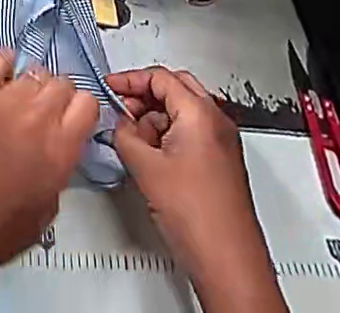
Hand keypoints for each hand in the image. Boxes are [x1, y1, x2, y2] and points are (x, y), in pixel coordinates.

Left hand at [0, 50, 98, 276]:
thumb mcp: (46, 210)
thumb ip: (59, 171)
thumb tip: (56, 152)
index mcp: (60, 148)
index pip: (88, 104)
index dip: (83, 112)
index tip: (75, 124)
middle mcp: (38, 116)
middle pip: (63, 83)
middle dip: (62, 97)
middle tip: (50, 117)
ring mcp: (6, 100)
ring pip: (34, 72)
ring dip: (36, 86)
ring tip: (25, 105)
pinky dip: (5, 64)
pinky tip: (5, 77)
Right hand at [107, 66, 287, 311]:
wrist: (228, 263)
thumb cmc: (198, 218)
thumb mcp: (143, 166)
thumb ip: (123, 133)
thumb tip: (119, 123)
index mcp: (200, 114)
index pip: (160, 77)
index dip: (130, 79)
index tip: (110, 87)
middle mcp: (217, 122)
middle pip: (175, 87)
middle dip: (144, 93)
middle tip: (121, 107)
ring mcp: (222, 142)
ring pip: (182, 109)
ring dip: (155, 115)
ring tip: (134, 137)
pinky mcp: (220, 161)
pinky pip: (190, 131)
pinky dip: (168, 133)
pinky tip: (151, 155)